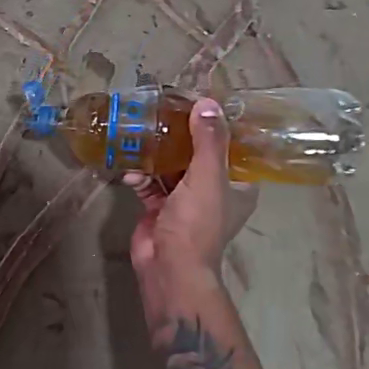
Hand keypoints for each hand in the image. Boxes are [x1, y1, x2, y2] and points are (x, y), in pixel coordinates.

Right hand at [123, 97, 255, 331]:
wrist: (168, 265)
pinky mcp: (160, 208)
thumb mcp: (208, 176)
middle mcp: (214, 191)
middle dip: (183, 135)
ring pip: (172, 167)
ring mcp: (185, 201)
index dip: (222, 126)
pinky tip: (130, 169)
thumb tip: (208, 102)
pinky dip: (141, 176)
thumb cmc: (197, 222)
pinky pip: (150, 183)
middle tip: (167, 109)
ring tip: (142, 132)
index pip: (235, 148)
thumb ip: (208, 139)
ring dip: (157, 154)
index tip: (204, 103)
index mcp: (238, 186)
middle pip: (200, 154)